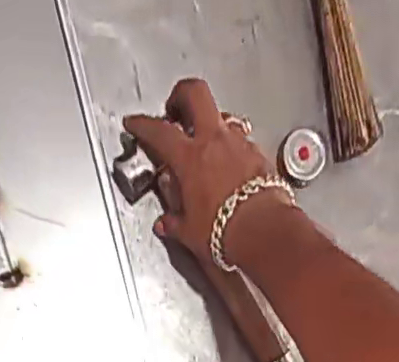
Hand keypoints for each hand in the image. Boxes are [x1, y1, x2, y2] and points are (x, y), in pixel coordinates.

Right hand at [122, 78, 295, 267]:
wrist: (263, 231)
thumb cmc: (225, 231)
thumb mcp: (189, 231)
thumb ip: (174, 222)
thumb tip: (166, 223)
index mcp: (190, 158)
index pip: (159, 131)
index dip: (143, 124)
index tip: (135, 123)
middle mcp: (215, 141)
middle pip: (196, 94)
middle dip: (181, 95)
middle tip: (174, 108)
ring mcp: (240, 143)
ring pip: (222, 116)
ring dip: (210, 124)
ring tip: (203, 143)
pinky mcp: (259, 154)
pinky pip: (241, 140)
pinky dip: (231, 147)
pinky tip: (228, 165)